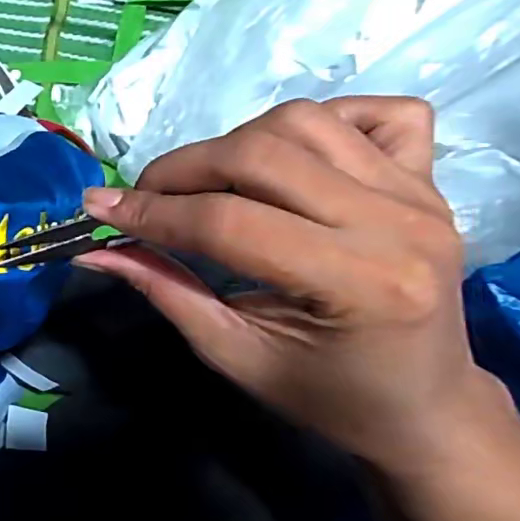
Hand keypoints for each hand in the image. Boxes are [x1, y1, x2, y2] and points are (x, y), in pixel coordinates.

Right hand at [78, 97, 500, 471]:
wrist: (426, 407)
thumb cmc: (325, 393)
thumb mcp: (230, 353)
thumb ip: (162, 288)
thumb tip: (91, 250)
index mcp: (358, 283)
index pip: (227, 220)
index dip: (150, 211)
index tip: (96, 209)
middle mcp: (398, 224)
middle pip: (259, 154)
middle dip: (180, 170)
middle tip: (145, 200)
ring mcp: (420, 195)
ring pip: (302, 121)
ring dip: (234, 142)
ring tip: (208, 183)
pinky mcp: (428, 180)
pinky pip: (379, 112)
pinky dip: (323, 121)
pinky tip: (291, 157)